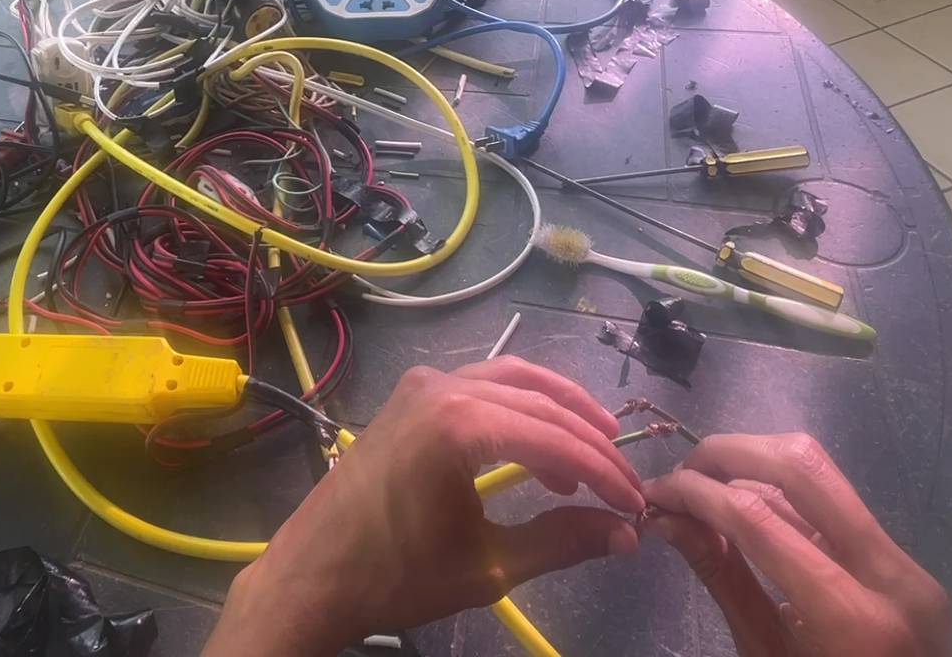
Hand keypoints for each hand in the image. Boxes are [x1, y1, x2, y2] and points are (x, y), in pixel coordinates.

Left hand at [203, 357, 646, 656]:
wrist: (316, 570)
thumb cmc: (398, 573)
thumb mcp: (487, 564)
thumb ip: (561, 541)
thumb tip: (626, 534)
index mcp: (459, 422)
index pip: (553, 437)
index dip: (602, 470)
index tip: (635, 502)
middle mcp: (441, 385)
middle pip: (535, 399)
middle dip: (586, 436)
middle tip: (623, 474)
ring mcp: (421, 383)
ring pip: (508, 379)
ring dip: (555, 409)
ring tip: (594, 449)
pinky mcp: (410, 393)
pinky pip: (477, 385)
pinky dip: (517, 407)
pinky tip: (537, 445)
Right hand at [639, 433, 950, 656]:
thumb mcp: (764, 656)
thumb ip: (721, 578)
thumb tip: (665, 517)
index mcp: (853, 617)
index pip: (756, 517)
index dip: (695, 492)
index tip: (654, 491)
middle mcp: (890, 574)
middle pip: (799, 466)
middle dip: (727, 453)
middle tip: (683, 472)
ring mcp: (903, 562)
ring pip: (817, 470)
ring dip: (750, 463)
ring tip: (705, 485)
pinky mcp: (900, 558)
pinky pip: (830, 500)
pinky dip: (776, 489)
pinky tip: (740, 504)